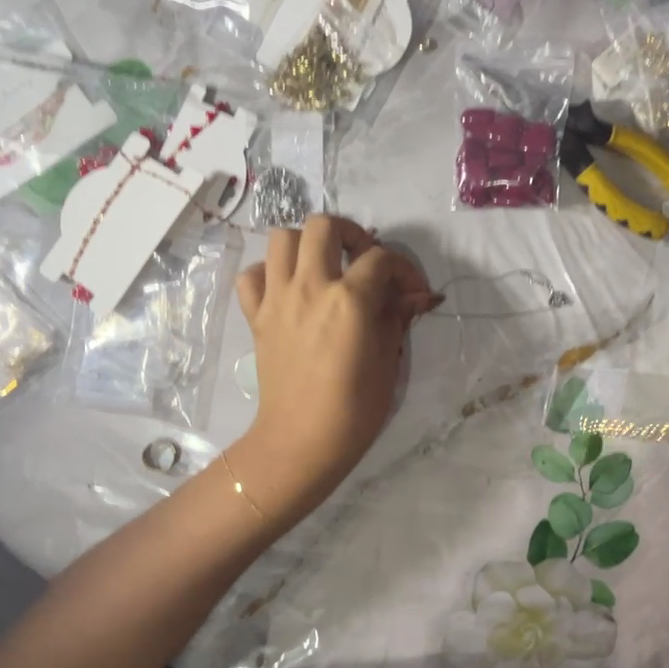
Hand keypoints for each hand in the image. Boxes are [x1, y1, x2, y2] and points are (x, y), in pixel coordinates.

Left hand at [232, 216, 437, 513]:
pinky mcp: (256, 317)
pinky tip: (287, 290)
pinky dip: (269, 273)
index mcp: (350, 299)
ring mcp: (278, 299)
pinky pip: (253, 275)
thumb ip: (397, 317)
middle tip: (362, 261)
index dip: (403, 268)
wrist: (302, 441)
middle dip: (349, 234)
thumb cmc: (355, 410)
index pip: (381, 259)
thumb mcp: (389, 361)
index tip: (412, 290)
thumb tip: (415, 295)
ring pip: (282, 238)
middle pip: (323, 226)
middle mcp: (310, 287)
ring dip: (306, 245)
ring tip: (323, 268)